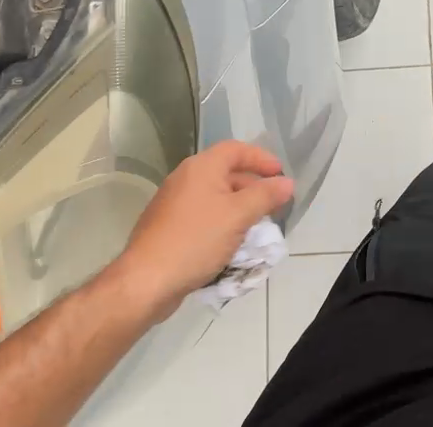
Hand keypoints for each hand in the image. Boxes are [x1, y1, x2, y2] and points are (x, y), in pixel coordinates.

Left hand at [108, 141, 293, 319]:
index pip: (236, 149)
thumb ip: (265, 196)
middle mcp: (185, 178)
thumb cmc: (196, 240)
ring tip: (255, 225)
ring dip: (237, 207)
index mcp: (201, 167)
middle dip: (252, 186)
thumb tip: (287, 182)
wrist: (145, 282)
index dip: (261, 158)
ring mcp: (172, 203)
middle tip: (273, 203)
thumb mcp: (238, 216)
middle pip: (225, 171)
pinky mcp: (166, 227)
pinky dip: (220, 221)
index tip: (280, 175)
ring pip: (214, 196)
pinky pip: (201, 215)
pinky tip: (229, 243)